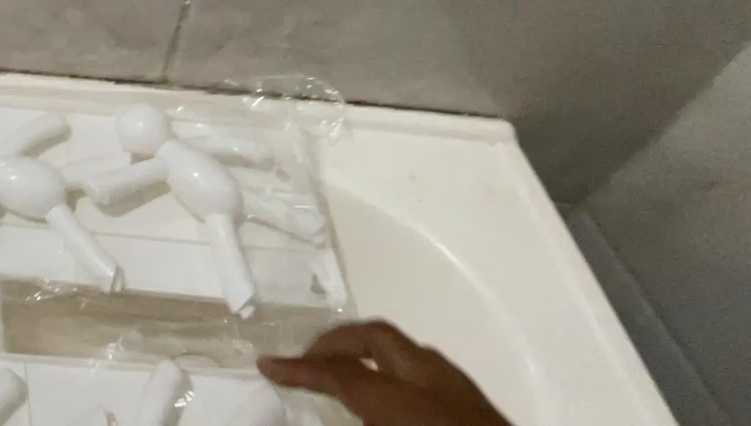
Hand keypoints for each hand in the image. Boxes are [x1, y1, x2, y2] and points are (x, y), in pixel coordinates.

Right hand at [257, 321, 512, 425]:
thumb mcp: (387, 414)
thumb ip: (359, 405)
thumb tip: (325, 384)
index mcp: (399, 400)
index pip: (338, 373)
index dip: (298, 369)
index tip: (267, 366)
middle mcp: (430, 383)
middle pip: (374, 338)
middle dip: (336, 342)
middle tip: (309, 361)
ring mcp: (462, 392)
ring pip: (407, 351)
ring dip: (370, 351)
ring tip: (348, 373)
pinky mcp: (483, 409)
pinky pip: (430, 372)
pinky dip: (399, 371)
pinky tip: (396, 397)